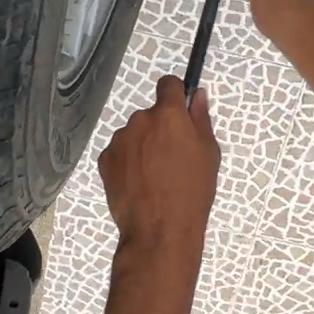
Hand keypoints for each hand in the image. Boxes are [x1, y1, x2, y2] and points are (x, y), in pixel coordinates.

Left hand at [98, 76, 220, 257]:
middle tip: (172, 157)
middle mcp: (140, 120)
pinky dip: (127, 161)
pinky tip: (139, 183)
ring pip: (134, 134)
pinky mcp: (104, 160)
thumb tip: (197, 95)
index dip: (174, 94)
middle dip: (160, 128)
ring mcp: (119, 140)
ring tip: (154, 176)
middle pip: (151, 115)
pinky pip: (119, 152)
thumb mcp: (209, 154)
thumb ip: (201, 119)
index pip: (167, 84)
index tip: (179, 110)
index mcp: (168, 115)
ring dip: (142, 145)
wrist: (160, 230)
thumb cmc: (192, 191)